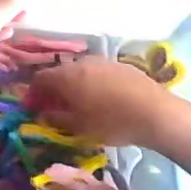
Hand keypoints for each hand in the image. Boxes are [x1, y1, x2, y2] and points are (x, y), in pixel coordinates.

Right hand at [26, 60, 174, 147]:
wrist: (157, 113)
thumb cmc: (112, 122)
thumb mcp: (80, 127)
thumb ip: (57, 118)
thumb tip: (43, 113)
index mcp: (67, 76)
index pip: (39, 78)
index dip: (33, 93)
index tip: (34, 108)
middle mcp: (82, 63)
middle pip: (59, 73)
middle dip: (54, 89)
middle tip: (56, 108)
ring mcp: (103, 62)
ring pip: (80, 71)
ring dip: (74, 85)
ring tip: (81, 104)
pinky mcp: (121, 66)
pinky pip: (98, 73)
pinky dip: (93, 83)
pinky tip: (103, 99)